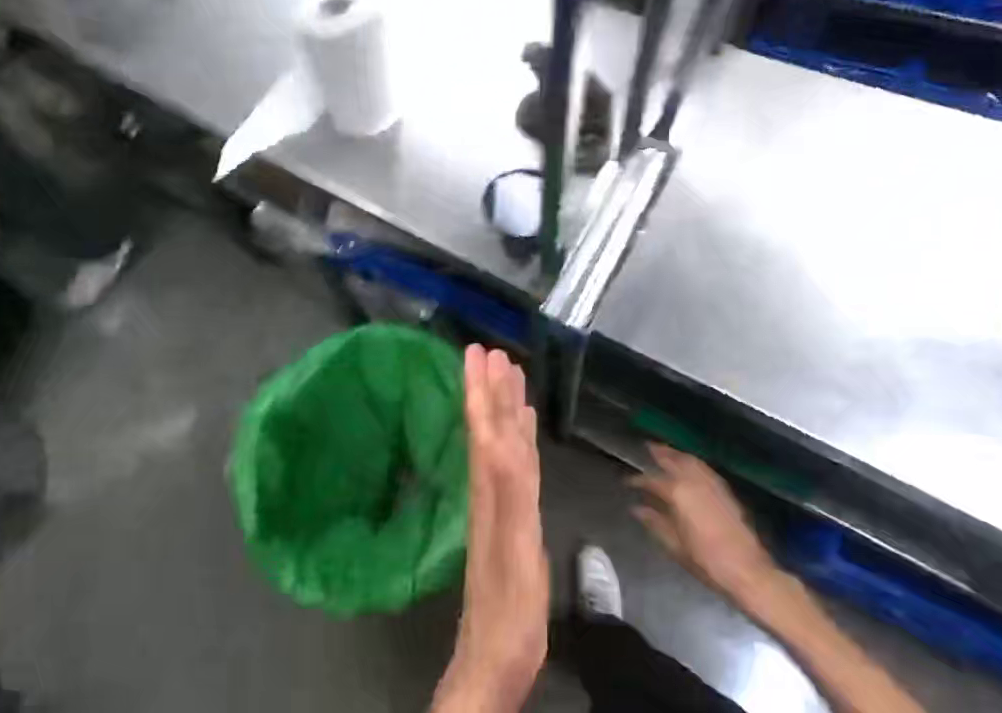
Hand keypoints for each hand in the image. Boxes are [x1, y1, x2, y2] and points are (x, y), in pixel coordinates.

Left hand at [433, 346, 547, 712]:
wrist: (498, 652)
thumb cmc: (509, 605)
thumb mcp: (513, 549)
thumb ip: (509, 495)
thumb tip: (501, 440)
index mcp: (491, 488)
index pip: (483, 427)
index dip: (480, 390)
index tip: (477, 353)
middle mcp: (493, 486)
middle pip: (491, 427)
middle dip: (491, 388)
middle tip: (492, 350)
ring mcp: (503, 501)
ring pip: (503, 441)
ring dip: (505, 407)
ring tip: (511, 374)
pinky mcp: (514, 517)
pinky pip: (517, 464)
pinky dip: (520, 439)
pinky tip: (524, 427)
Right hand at [631, 444, 776, 603]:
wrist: (746, 570)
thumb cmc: (706, 560)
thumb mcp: (674, 545)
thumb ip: (655, 522)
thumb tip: (637, 508)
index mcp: (678, 493)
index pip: (653, 480)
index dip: (638, 480)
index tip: (628, 481)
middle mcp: (694, 481)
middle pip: (674, 459)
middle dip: (660, 452)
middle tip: (648, 446)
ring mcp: (712, 483)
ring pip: (691, 460)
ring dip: (677, 454)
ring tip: (667, 451)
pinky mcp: (725, 490)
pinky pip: (704, 468)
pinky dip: (693, 462)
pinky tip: (690, 466)